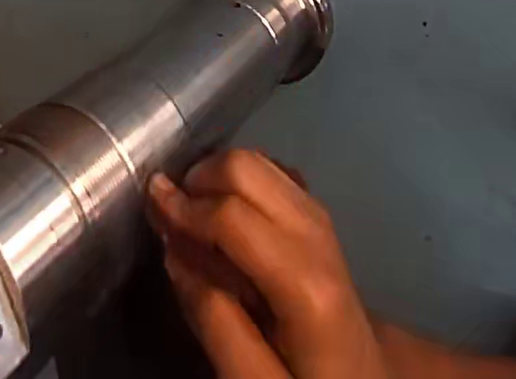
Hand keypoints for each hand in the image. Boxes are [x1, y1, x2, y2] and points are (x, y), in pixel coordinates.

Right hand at [148, 149, 390, 378]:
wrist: (364, 375)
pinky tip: (224, 212)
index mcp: (304, 280)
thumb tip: (174, 250)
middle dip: (200, 179)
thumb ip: (213, 321)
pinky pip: (268, 169)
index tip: (151, 206)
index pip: (234, 215)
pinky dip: (237, 178)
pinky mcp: (315, 207)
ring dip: (216, 175)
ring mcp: (318, 210)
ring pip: (256, 159)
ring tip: (192, 214)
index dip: (186, 206)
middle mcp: (315, 228)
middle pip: (246, 167)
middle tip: (171, 212)